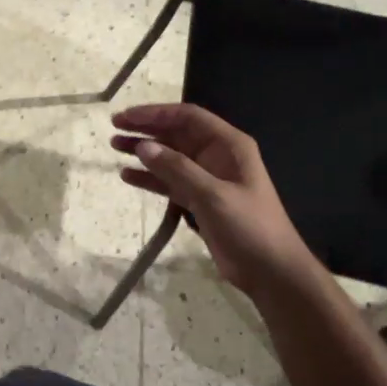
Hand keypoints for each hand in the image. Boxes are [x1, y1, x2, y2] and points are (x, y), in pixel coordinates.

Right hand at [110, 104, 316, 294]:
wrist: (271, 272)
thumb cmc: (250, 227)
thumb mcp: (213, 195)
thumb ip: (177, 169)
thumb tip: (143, 146)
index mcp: (229, 146)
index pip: (188, 118)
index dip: (156, 114)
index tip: (127, 116)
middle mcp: (217, 156)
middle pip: (176, 135)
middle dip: (146, 130)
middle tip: (115, 128)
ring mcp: (208, 179)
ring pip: (170, 158)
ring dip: (144, 152)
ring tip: (115, 147)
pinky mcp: (200, 201)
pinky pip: (169, 182)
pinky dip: (149, 178)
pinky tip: (127, 176)